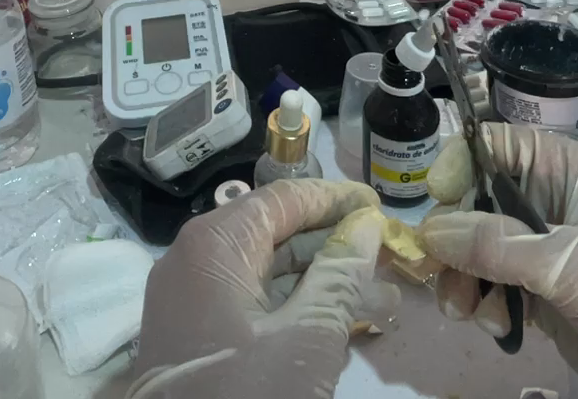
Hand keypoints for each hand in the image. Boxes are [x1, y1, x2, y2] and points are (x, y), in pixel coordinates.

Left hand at [129, 180, 395, 398]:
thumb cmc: (248, 397)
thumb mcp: (307, 339)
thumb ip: (340, 275)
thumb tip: (368, 224)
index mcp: (214, 244)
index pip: (283, 199)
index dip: (335, 199)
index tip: (379, 204)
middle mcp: (195, 258)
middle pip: (276, 233)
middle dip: (335, 246)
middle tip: (386, 255)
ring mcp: (191, 297)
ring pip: (268, 273)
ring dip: (323, 283)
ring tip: (383, 300)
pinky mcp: (195, 333)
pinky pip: (252, 303)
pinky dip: (294, 309)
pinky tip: (342, 325)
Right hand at [420, 124, 577, 398]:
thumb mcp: (573, 267)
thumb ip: (497, 246)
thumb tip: (430, 231)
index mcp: (568, 172)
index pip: (497, 145)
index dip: (461, 162)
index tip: (438, 197)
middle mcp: (551, 201)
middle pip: (476, 197)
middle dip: (453, 234)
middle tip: (435, 270)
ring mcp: (544, 248)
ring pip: (476, 244)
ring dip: (460, 275)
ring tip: (462, 310)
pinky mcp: (541, 292)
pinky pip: (490, 282)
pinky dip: (481, 301)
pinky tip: (496, 326)